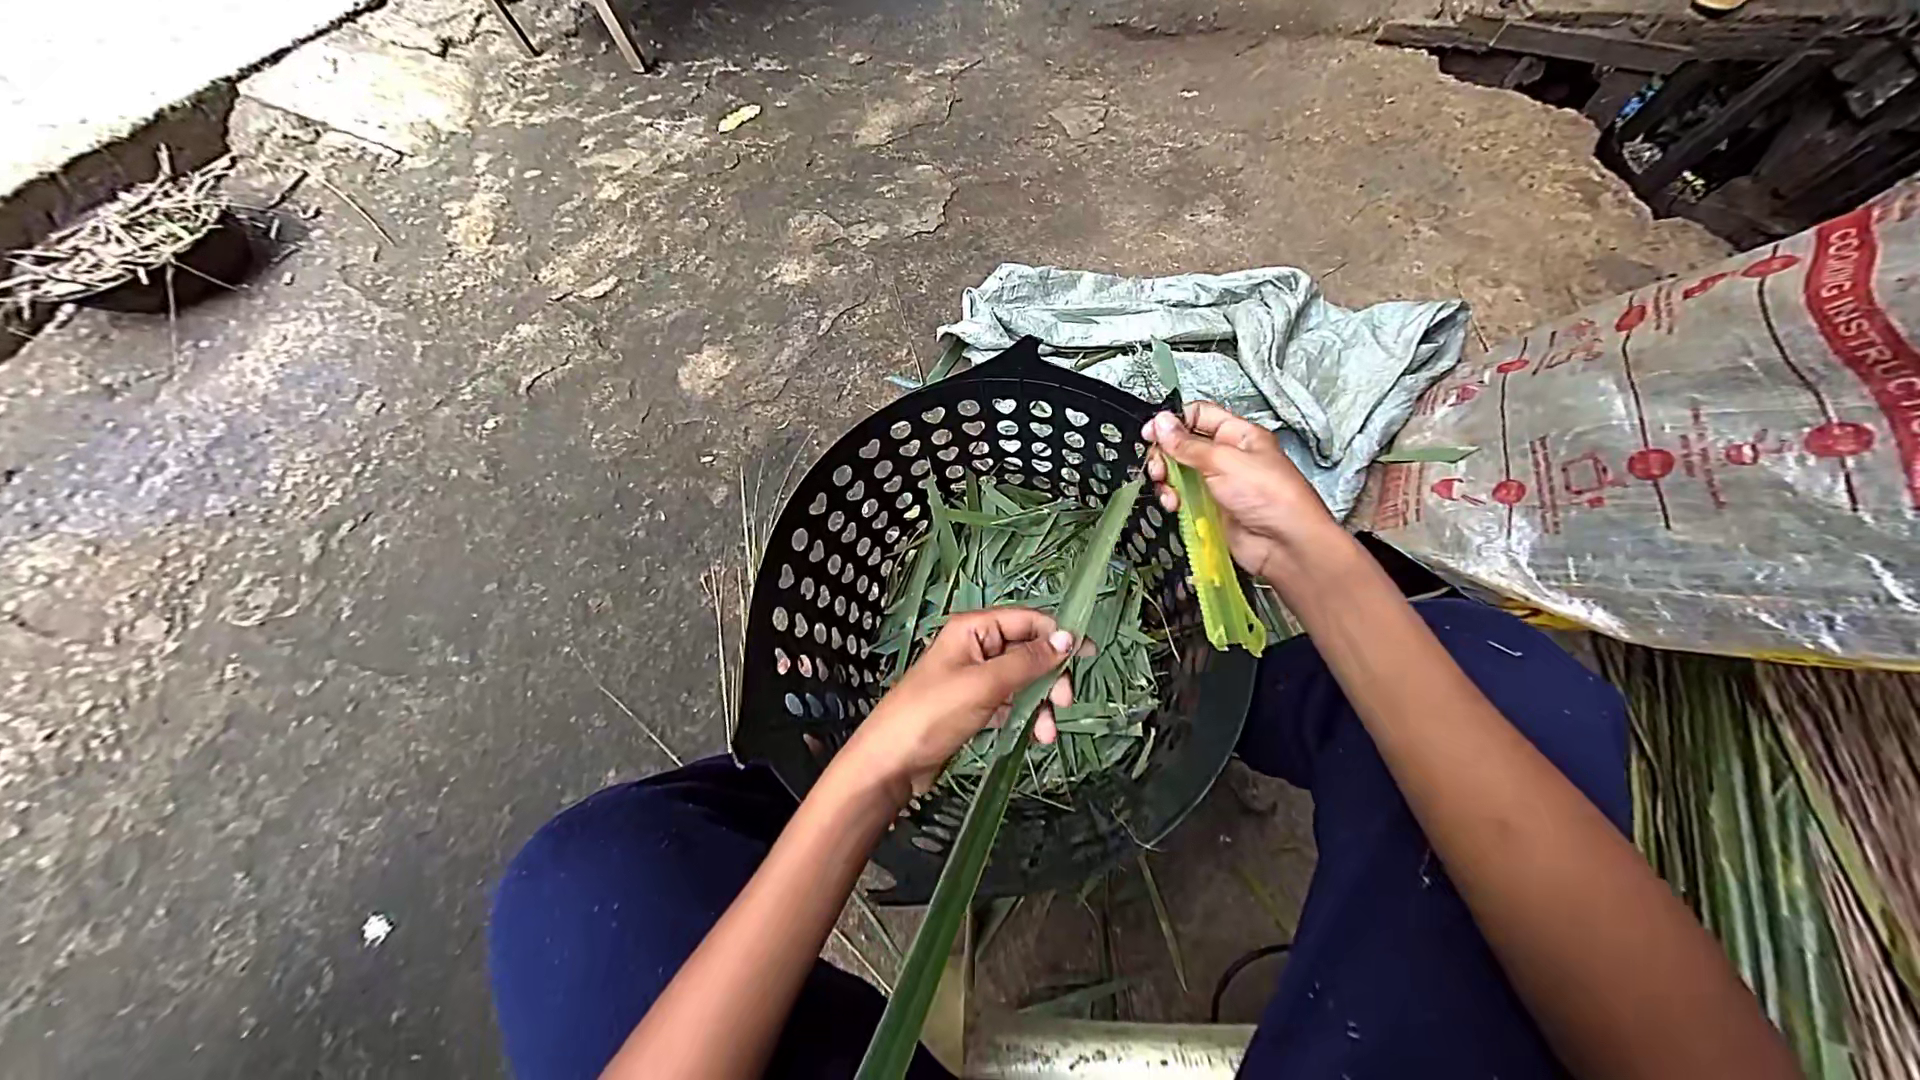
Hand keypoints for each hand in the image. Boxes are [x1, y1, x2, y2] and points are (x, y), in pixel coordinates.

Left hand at [840, 608, 1077, 800]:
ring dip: (1040, 703)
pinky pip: (1011, 702)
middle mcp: (975, 647)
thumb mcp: (984, 684)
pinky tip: (1034, 736)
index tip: (1086, 655)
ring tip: (1047, 733)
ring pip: (1022, 680)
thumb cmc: (933, 713)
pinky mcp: (975, 705)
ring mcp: (975, 677)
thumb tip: (1068, 637)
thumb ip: (1028, 661)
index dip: (1057, 635)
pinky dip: (1025, 716)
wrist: (891, 762)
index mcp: (972, 629)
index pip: (1026, 621)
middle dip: (1049, 676)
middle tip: (1064, 702)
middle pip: (1027, 651)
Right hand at [1141, 402, 1342, 584]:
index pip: (1199, 416)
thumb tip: (1162, 423)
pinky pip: (1181, 497)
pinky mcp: (1209, 507)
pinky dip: (1172, 498)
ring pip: (1178, 472)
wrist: (1283, 544)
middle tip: (1159, 465)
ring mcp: (1217, 484)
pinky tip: (1174, 503)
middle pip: (1183, 445)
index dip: (1173, 422)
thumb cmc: (1272, 498)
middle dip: (1165, 454)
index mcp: (1238, 435)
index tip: (1151, 432)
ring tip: (1167, 486)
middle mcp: (1227, 457)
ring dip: (1166, 478)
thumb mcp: (1224, 461)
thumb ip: (1187, 443)